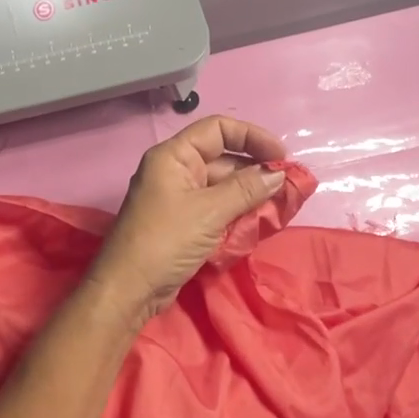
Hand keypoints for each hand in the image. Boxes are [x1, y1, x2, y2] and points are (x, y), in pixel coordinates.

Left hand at [89, 116, 288, 313]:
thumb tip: (278, 174)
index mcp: (174, 156)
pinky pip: (217, 207)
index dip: (252, 136)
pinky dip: (238, 211)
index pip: (217, 129)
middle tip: (288, 186)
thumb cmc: (165, 241)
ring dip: (250, 193)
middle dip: (256, 170)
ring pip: (222, 185)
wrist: (130, 288)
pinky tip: (260, 220)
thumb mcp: (210, 211)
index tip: (281, 157)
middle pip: (223, 158)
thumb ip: (246, 189)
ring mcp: (179, 197)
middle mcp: (175, 171)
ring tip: (280, 204)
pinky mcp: (184, 222)